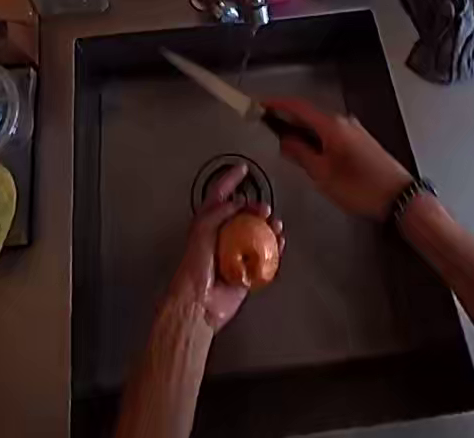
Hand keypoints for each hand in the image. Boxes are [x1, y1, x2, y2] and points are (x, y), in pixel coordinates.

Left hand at [160, 163, 285, 332]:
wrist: (199, 303)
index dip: (230, 179)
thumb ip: (219, 212)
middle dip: (255, 207)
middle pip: (243, 213)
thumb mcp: (203, 230)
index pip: (219, 194)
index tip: (242, 169)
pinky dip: (274, 247)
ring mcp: (235, 252)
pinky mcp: (246, 269)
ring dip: (268, 226)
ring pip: (256, 232)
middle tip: (263, 208)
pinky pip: (264, 255)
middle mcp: (222, 235)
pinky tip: (279, 242)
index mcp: (208, 223)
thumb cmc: (194, 268)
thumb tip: (238, 202)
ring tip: (275, 224)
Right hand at [266, 97, 412, 220]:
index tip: (261, 104)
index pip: (299, 106)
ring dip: (302, 131)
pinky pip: (331, 132)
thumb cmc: (361, 187)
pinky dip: (316, 137)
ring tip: (287, 146)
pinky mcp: (359, 140)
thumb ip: (300, 154)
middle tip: (269, 128)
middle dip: (288, 119)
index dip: (278, 103)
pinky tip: (311, 153)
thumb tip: (284, 141)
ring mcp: (353, 129)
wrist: (398, 196)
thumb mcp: (323, 174)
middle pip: (309, 114)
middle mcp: (343, 121)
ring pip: (320, 125)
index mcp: (332, 125)